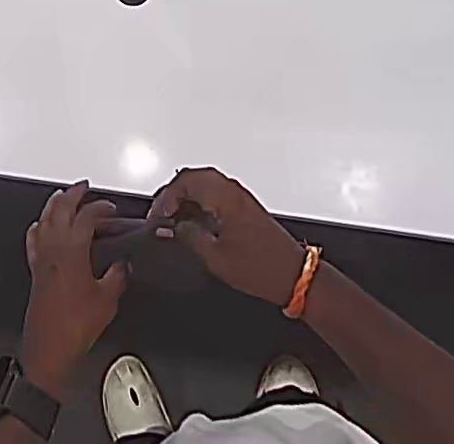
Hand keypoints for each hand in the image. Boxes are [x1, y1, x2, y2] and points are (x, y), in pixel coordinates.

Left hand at [20, 181, 126, 399]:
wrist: (50, 346)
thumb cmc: (75, 325)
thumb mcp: (107, 300)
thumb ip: (116, 277)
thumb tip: (121, 267)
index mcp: (73, 249)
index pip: (86, 216)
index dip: (100, 207)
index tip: (109, 208)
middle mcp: (54, 247)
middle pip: (61, 208)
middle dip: (73, 194)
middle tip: (83, 188)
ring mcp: (42, 255)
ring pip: (45, 217)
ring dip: (55, 204)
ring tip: (63, 196)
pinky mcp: (34, 267)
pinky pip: (34, 238)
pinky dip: (39, 226)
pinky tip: (40, 225)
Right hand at [150, 167, 304, 307]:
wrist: (295, 277)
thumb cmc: (263, 269)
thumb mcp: (216, 258)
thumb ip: (189, 237)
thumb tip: (174, 227)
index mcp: (224, 198)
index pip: (185, 182)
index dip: (166, 197)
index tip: (159, 215)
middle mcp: (232, 191)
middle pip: (193, 177)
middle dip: (173, 193)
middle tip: (162, 212)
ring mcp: (239, 196)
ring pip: (203, 182)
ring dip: (186, 195)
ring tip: (175, 217)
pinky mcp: (243, 205)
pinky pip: (214, 191)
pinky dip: (199, 200)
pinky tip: (193, 219)